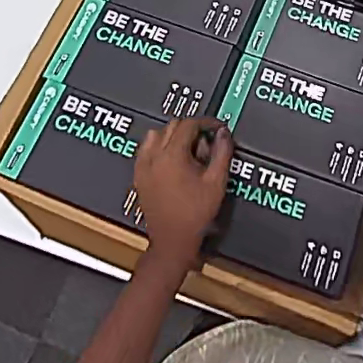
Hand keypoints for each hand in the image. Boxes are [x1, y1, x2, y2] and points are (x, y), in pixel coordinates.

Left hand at [131, 117, 231, 260]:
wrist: (173, 239)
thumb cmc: (195, 213)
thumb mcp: (217, 180)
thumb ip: (222, 152)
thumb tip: (223, 134)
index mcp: (172, 156)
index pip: (188, 124)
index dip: (206, 123)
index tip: (217, 128)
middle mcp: (153, 158)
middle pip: (172, 126)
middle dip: (192, 129)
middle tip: (207, 142)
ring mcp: (143, 168)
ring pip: (156, 135)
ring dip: (174, 136)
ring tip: (190, 150)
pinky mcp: (139, 176)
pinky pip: (146, 150)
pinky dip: (159, 147)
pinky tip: (173, 160)